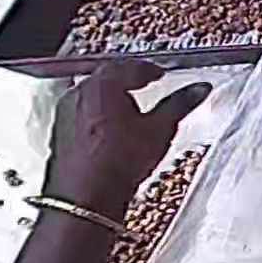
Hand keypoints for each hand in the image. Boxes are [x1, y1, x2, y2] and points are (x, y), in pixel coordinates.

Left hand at [43, 62, 211, 220]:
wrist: (86, 197)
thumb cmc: (117, 162)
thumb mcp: (160, 128)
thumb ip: (180, 104)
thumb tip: (199, 89)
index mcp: (102, 87)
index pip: (127, 66)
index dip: (148, 69)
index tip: (159, 73)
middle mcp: (79, 96)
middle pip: (106, 76)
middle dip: (129, 78)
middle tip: (147, 82)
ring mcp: (66, 113)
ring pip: (93, 93)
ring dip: (114, 94)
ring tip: (134, 104)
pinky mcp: (62, 132)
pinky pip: (84, 110)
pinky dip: (101, 110)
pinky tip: (115, 126)